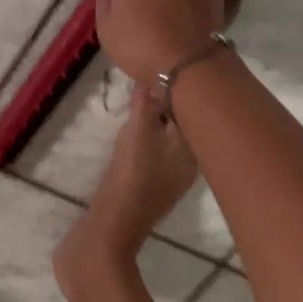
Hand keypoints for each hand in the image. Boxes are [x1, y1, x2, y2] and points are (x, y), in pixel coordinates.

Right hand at [55, 81, 199, 301]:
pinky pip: (149, 151)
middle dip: (171, 99)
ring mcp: (162, 180)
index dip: (190, 86)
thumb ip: (145, 106)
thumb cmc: (127, 187)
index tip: (175, 61)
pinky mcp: (141, 188)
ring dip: (156, 117)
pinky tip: (129, 126)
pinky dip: (144, 135)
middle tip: (154, 71)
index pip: (199, 112)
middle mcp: (184, 167)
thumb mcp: (135, 138)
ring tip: (141, 90)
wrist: (103, 240)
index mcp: (190, 155)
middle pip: (184, 125)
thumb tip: (153, 73)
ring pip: (166, 138)